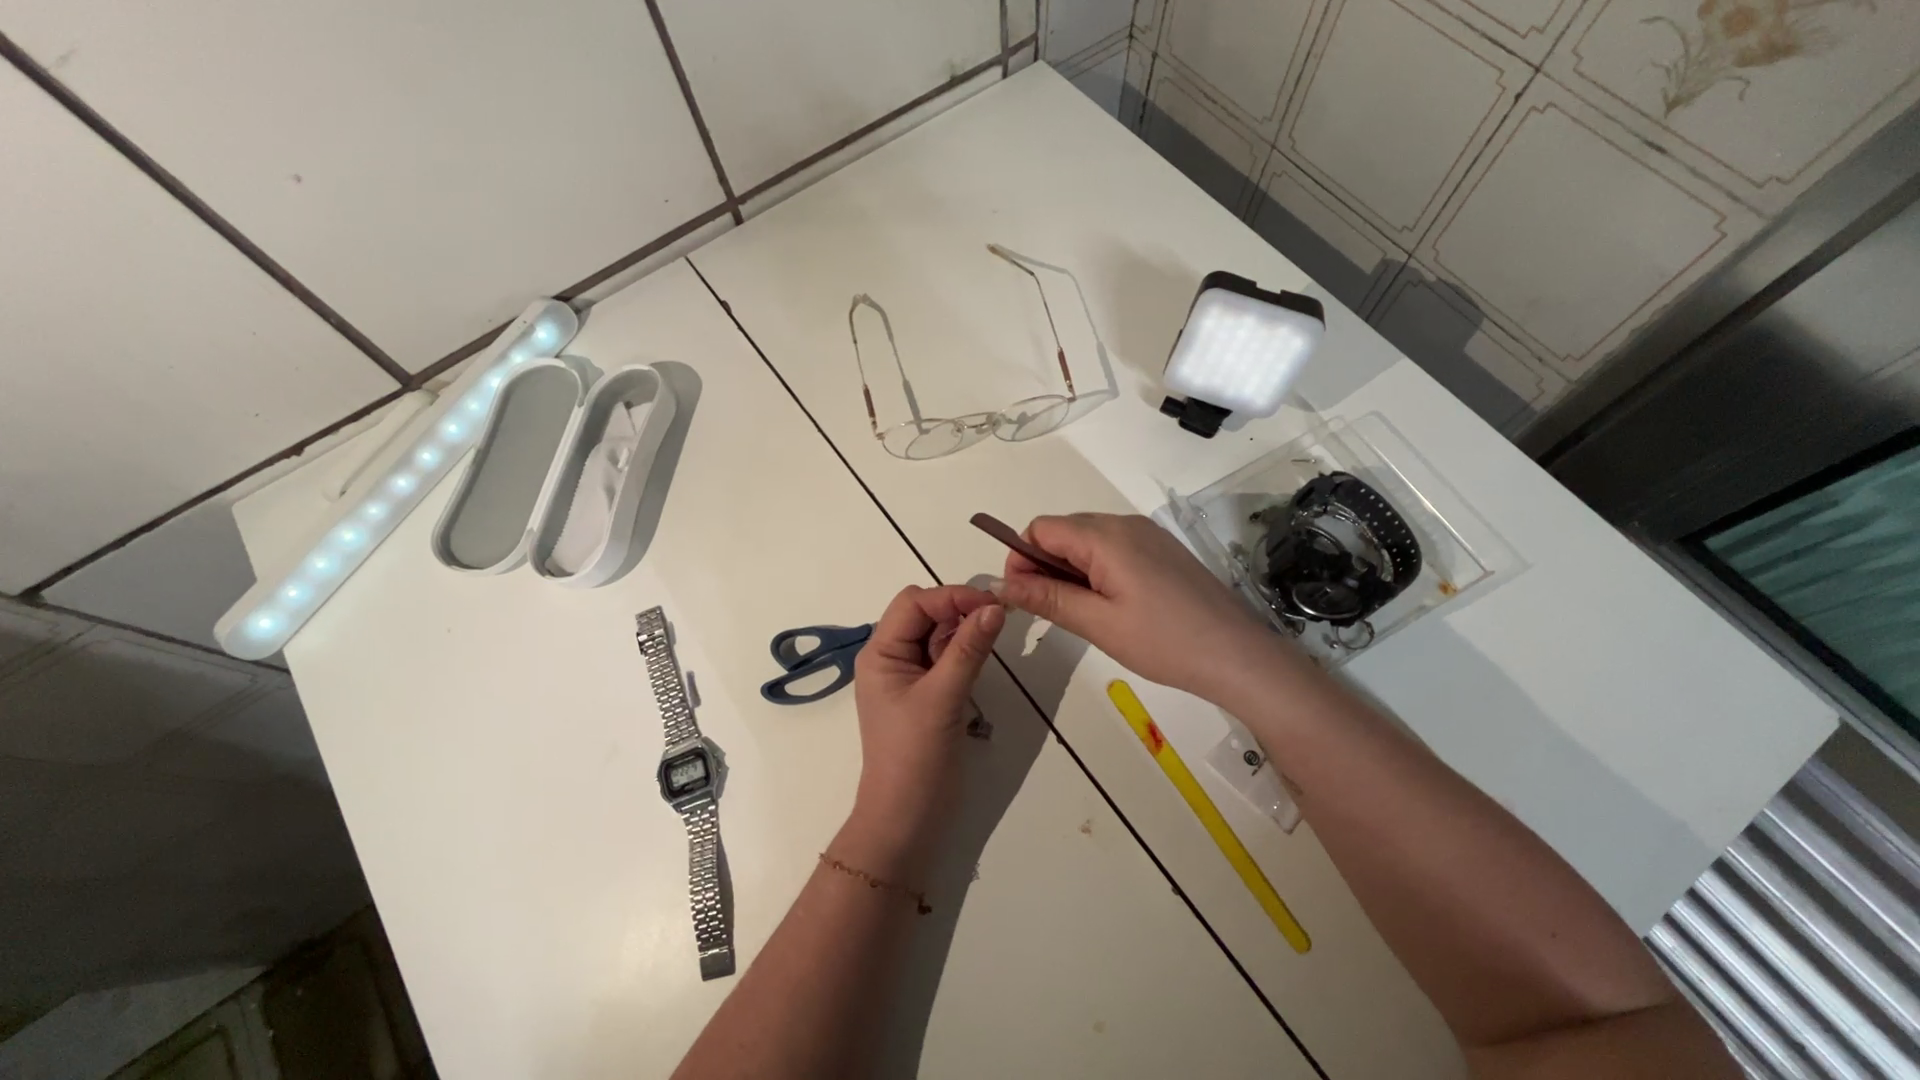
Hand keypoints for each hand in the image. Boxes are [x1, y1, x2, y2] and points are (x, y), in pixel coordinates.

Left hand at [847, 585, 1003, 860]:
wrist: (907, 816)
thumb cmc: (916, 756)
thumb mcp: (943, 697)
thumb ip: (969, 649)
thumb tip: (995, 607)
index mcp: (880, 652)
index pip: (914, 602)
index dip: (952, 596)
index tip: (993, 604)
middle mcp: (890, 657)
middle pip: (924, 612)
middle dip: (958, 609)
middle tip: (996, 619)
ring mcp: (909, 676)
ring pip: (937, 633)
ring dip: (963, 629)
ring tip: (993, 637)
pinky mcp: (927, 693)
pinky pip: (945, 657)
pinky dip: (964, 650)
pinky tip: (983, 656)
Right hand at [992, 513, 1275, 697]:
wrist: (1237, 655)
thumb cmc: (1163, 641)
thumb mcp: (1098, 623)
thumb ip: (1047, 598)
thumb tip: (1001, 583)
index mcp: (1106, 537)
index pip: (1042, 528)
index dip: (1021, 558)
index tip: (1022, 597)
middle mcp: (1126, 524)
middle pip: (1064, 530)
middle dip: (1044, 564)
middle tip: (1049, 611)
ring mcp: (1148, 536)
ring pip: (1089, 541)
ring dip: (1070, 570)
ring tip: (1081, 613)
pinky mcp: (1163, 551)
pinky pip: (1114, 549)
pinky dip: (1097, 570)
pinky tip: (1110, 606)